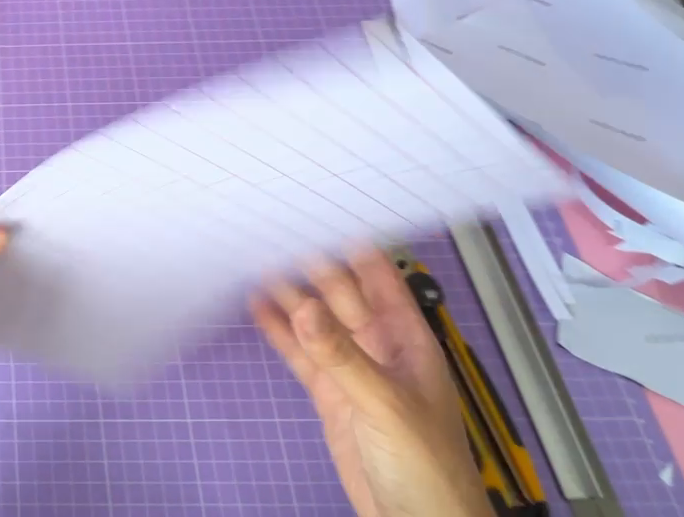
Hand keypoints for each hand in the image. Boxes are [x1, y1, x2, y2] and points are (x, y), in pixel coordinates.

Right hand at [251, 250, 488, 516]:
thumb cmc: (429, 469)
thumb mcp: (386, 405)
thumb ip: (341, 356)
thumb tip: (302, 307)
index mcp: (408, 341)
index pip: (381, 279)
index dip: (355, 246)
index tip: (321, 214)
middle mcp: (378, 347)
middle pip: (339, 293)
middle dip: (309, 264)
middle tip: (273, 234)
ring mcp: (351, 369)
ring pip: (315, 319)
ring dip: (288, 293)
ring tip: (255, 261)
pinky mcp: (329, 393)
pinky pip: (301, 351)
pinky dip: (279, 329)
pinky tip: (258, 307)